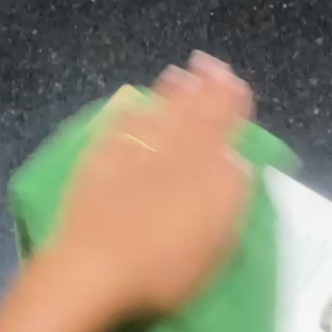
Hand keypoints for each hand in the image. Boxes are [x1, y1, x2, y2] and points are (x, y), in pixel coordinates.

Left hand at [45, 52, 255, 320]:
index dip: (230, 101)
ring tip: (178, 74)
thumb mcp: (215, 241)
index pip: (222, 125)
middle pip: (192, 111)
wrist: (94, 267)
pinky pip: (119, 125)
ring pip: (157, 112)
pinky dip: (130, 110)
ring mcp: (132, 152)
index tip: (235, 82)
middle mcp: (171, 151)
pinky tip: (134, 102)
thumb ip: (230, 195)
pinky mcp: (99, 160)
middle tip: (209, 64)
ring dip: (170, 92)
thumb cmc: (164, 266)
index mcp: (204, 169)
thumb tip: (237, 161)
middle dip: (204, 86)